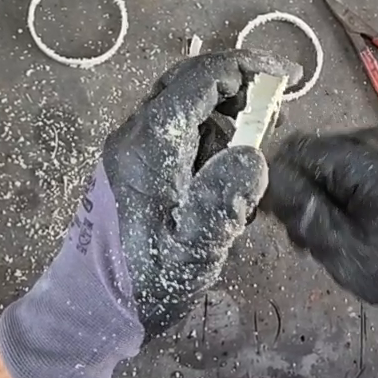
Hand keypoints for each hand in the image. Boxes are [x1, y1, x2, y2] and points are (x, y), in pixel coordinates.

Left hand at [0, 50, 298, 377]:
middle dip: (237, 86)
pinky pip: (177, 135)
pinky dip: (208, 141)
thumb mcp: (195, 245)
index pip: (202, 77)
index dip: (248, 66)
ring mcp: (132, 150)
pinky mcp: (134, 169)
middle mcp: (137, 134)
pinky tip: (223, 179)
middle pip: (190, 82)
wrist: (88, 311)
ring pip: (184, 107)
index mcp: (153, 142)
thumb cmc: (141, 280)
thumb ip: (226, 196)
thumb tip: (252, 154)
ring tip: (253, 151)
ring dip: (224, 117)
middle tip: (273, 109)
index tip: (288, 75)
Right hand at [261, 129, 377, 361]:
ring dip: (324, 186)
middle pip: (319, 149)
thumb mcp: (341, 250)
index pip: (304, 150)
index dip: (285, 180)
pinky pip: (355, 157)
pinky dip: (345, 182)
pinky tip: (351, 212)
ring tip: (333, 226)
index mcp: (376, 166)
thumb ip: (303, 209)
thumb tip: (270, 175)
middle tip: (310, 231)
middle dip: (306, 186)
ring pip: (334, 153)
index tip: (284, 215)